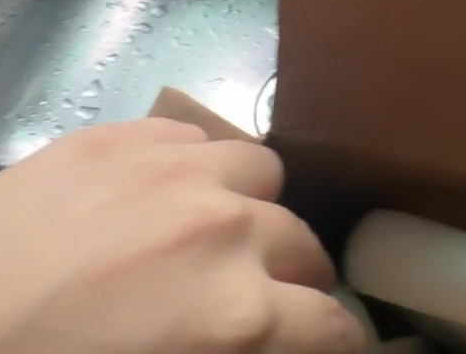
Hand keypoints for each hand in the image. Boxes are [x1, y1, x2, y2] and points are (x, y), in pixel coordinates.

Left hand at [0, 118, 365, 353]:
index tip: (338, 348)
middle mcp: (222, 226)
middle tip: (272, 306)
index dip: (346, 345)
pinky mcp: (119, 134)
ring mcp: (172, 166)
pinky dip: (200, 171)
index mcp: (229, 314)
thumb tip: (255, 338)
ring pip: (264, 175)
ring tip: (219, 238)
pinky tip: (160, 200)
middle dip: (302, 283)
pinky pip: (199, 139)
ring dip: (257, 211)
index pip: (332, 326)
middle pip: (307, 245)